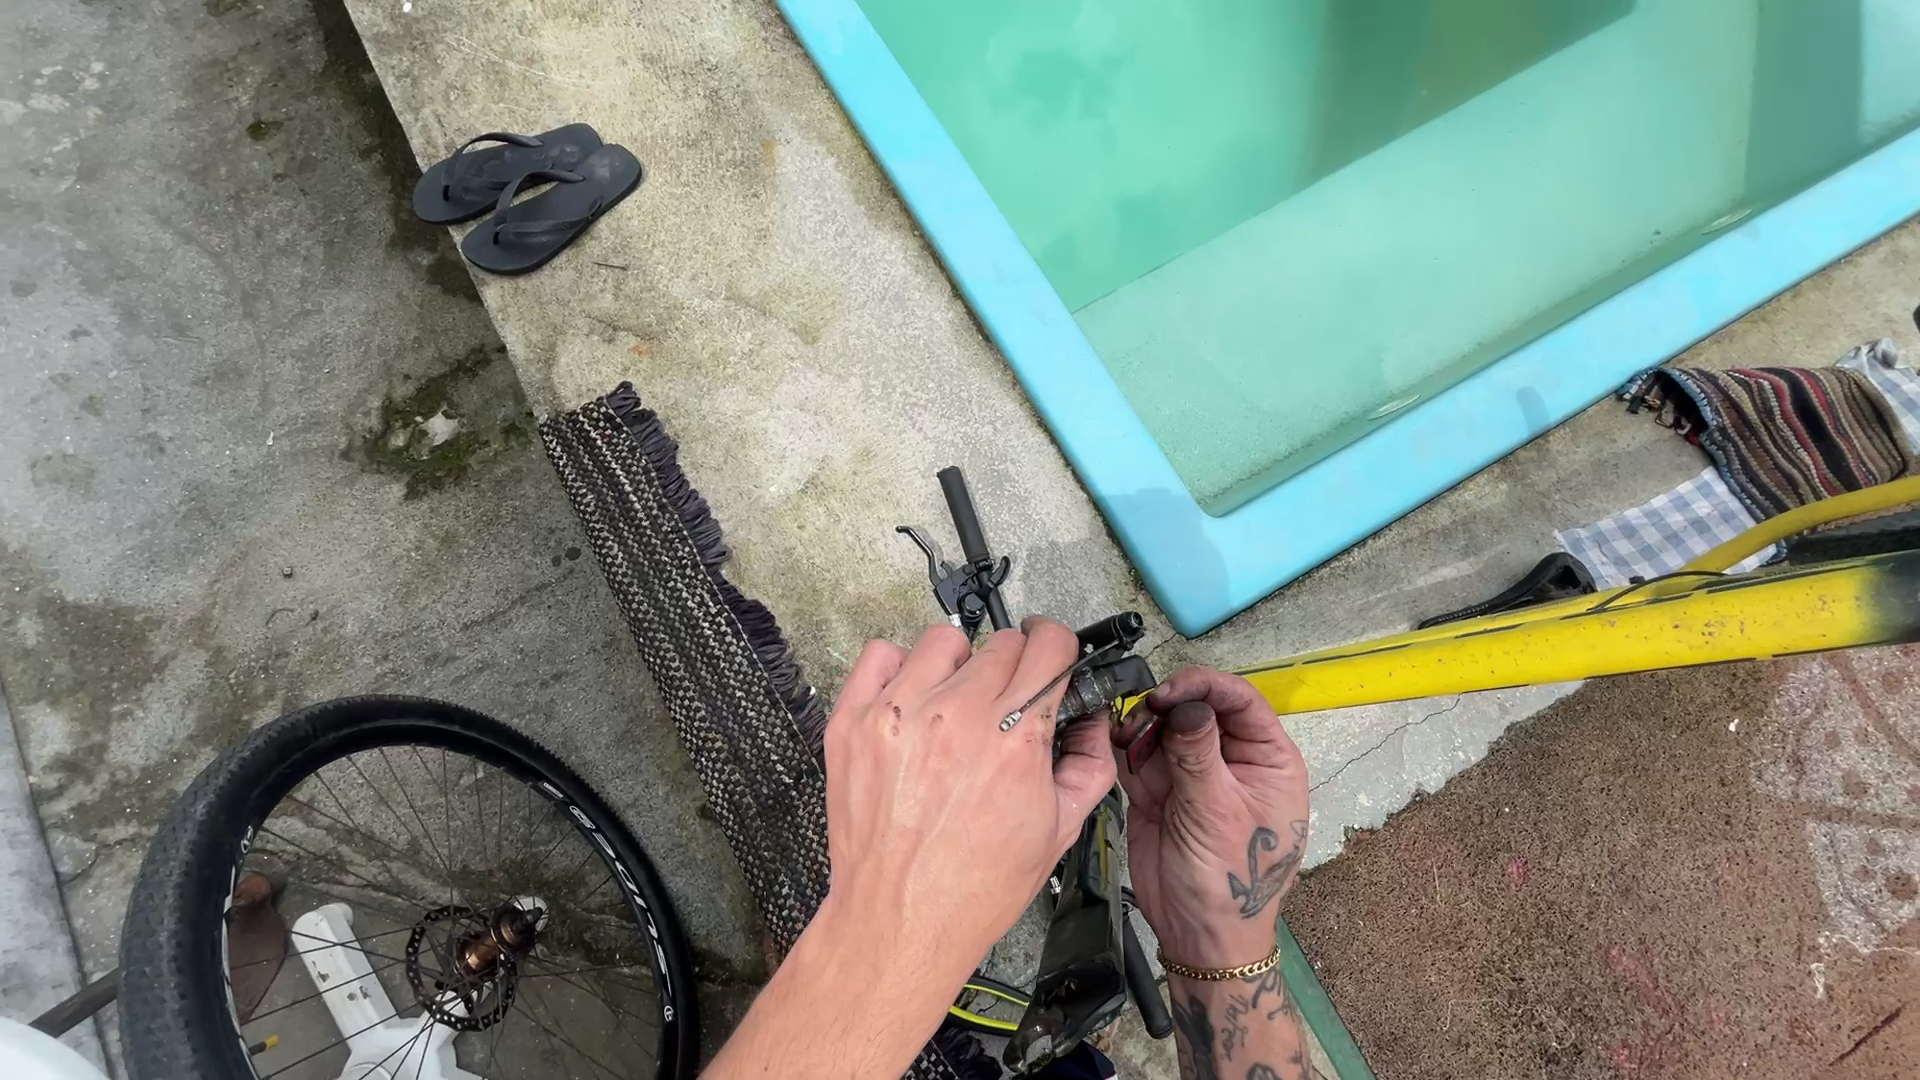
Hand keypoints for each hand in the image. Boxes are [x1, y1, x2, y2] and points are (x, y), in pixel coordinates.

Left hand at [818, 619, 1117, 984]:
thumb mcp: (1058, 830)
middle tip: (1003, 704)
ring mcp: (899, 714)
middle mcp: (956, 717)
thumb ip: (1089, 764)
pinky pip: (881, 653)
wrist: (899, 920)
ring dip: (958, 664)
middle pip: (1002, 642)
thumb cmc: (973, 885)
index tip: (1050, 656)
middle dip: (1013, 668)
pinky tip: (911, 700)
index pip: (1049, 645)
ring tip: (953, 705)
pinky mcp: (854, 720)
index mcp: (1012, 740)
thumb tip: (1092, 720)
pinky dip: (899, 668)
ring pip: (944, 641)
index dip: (1057, 649)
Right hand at [1113, 666, 1309, 968]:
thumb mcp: (1216, 815)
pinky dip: (1124, 748)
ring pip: (1162, 723)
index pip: (1239, 700)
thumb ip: (1198, 756)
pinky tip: (1117, 752)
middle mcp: (1230, 756)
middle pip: (1194, 705)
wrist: (1195, 934)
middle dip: (1164, 708)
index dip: (1203, 686)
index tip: (1166, 693)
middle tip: (1139, 722)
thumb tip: (1186, 704)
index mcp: (1266, 759)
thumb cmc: (1229, 882)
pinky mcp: (1159, 784)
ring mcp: (1192, 769)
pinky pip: (1138, 750)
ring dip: (1140, 727)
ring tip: (1125, 744)